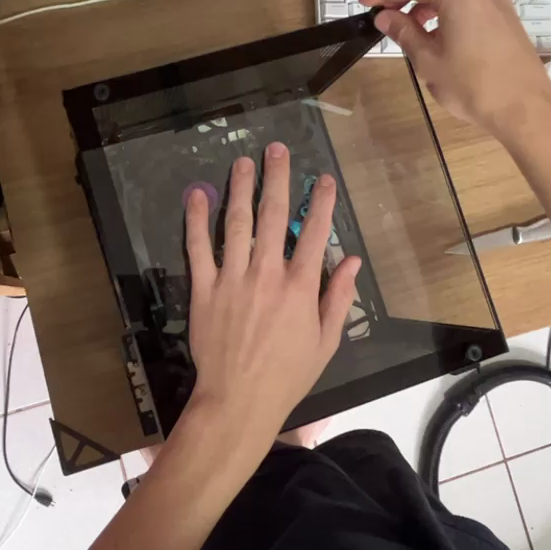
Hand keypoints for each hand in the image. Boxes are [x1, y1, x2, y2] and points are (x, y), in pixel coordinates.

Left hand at [181, 142, 361, 441]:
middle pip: (273, 216)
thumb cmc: (287, 375)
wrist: (238, 400)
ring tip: (243, 161)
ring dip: (241, 188)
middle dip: (277, 179)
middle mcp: (267, 274)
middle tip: (276, 149)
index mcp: (300, 287)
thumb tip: (354, 261)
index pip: (314, 234)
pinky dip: (197, 219)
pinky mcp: (205, 289)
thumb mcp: (325, 341)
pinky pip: (199, 248)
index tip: (322, 178)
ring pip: (237, 223)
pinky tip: (197, 194)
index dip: (320, 202)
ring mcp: (233, 279)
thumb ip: (338, 298)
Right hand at [358, 0, 550, 138]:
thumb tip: (385, 17)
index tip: (365, 2)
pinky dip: (449, 5)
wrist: (524, 107)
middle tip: (388, 10)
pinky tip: (439, 31)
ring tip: (412, 25)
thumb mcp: (429, 61)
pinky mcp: (506, 14)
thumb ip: (405, 33)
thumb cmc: (472, 86)